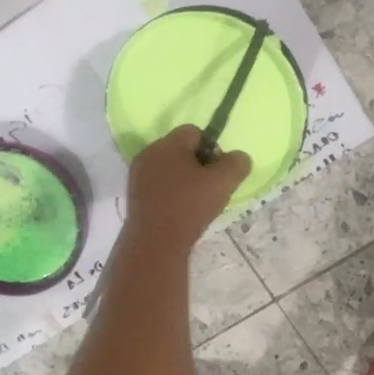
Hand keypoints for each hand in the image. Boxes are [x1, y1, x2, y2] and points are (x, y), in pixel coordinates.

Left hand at [124, 125, 251, 253]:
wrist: (155, 243)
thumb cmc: (189, 207)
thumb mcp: (223, 183)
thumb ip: (236, 164)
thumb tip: (239, 158)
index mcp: (168, 144)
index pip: (195, 132)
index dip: (212, 149)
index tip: (217, 174)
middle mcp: (149, 153)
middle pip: (181, 149)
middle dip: (198, 165)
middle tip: (208, 189)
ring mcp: (138, 174)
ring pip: (169, 168)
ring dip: (185, 180)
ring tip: (195, 203)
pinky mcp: (134, 195)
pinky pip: (159, 184)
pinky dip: (171, 193)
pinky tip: (179, 212)